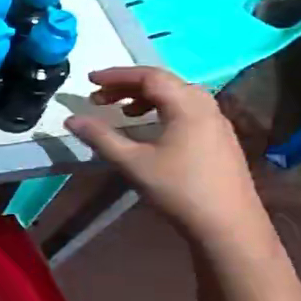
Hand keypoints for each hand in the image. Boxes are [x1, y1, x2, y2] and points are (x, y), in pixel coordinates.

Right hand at [63, 66, 262, 238]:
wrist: (229, 226)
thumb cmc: (179, 189)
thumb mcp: (132, 163)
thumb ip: (101, 137)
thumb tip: (72, 119)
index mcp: (187, 106)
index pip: (149, 76)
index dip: (117, 75)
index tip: (90, 80)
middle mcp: (206, 107)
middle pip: (164, 83)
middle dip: (128, 86)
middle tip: (100, 97)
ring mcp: (217, 123)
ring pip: (177, 96)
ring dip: (145, 98)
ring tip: (122, 112)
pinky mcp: (220, 139)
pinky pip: (187, 110)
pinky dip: (162, 110)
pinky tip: (150, 129)